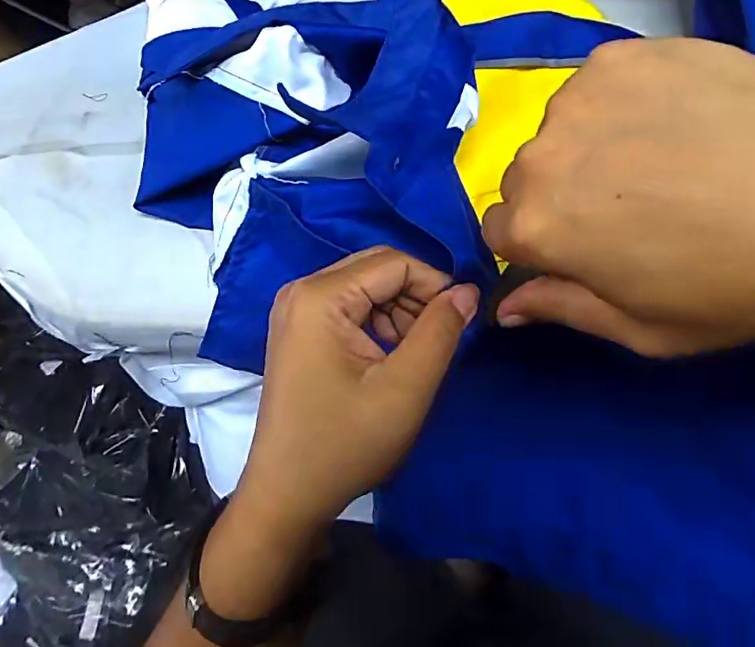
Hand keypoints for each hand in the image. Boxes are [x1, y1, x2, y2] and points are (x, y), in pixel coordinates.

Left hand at [237, 247, 478, 528]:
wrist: (287, 492)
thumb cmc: (345, 443)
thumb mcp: (405, 389)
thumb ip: (440, 332)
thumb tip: (467, 290)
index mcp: (319, 295)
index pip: (393, 262)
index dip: (435, 284)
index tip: (463, 320)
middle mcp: (302, 289)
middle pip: (376, 269)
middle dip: (416, 297)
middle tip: (440, 340)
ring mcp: (295, 307)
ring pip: (365, 286)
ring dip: (399, 312)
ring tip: (415, 356)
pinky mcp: (298, 326)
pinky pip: (348, 305)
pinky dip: (377, 323)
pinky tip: (390, 358)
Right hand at [482, 38, 754, 355]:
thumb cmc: (748, 279)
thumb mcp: (652, 327)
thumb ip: (565, 310)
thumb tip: (506, 305)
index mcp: (538, 225)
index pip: (500, 229)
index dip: (543, 242)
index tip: (591, 246)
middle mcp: (538, 156)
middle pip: (528, 176)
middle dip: (565, 192)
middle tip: (640, 203)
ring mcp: (576, 97)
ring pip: (563, 127)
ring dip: (594, 143)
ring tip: (671, 156)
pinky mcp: (617, 56)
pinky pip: (599, 85)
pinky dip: (626, 102)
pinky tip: (684, 118)